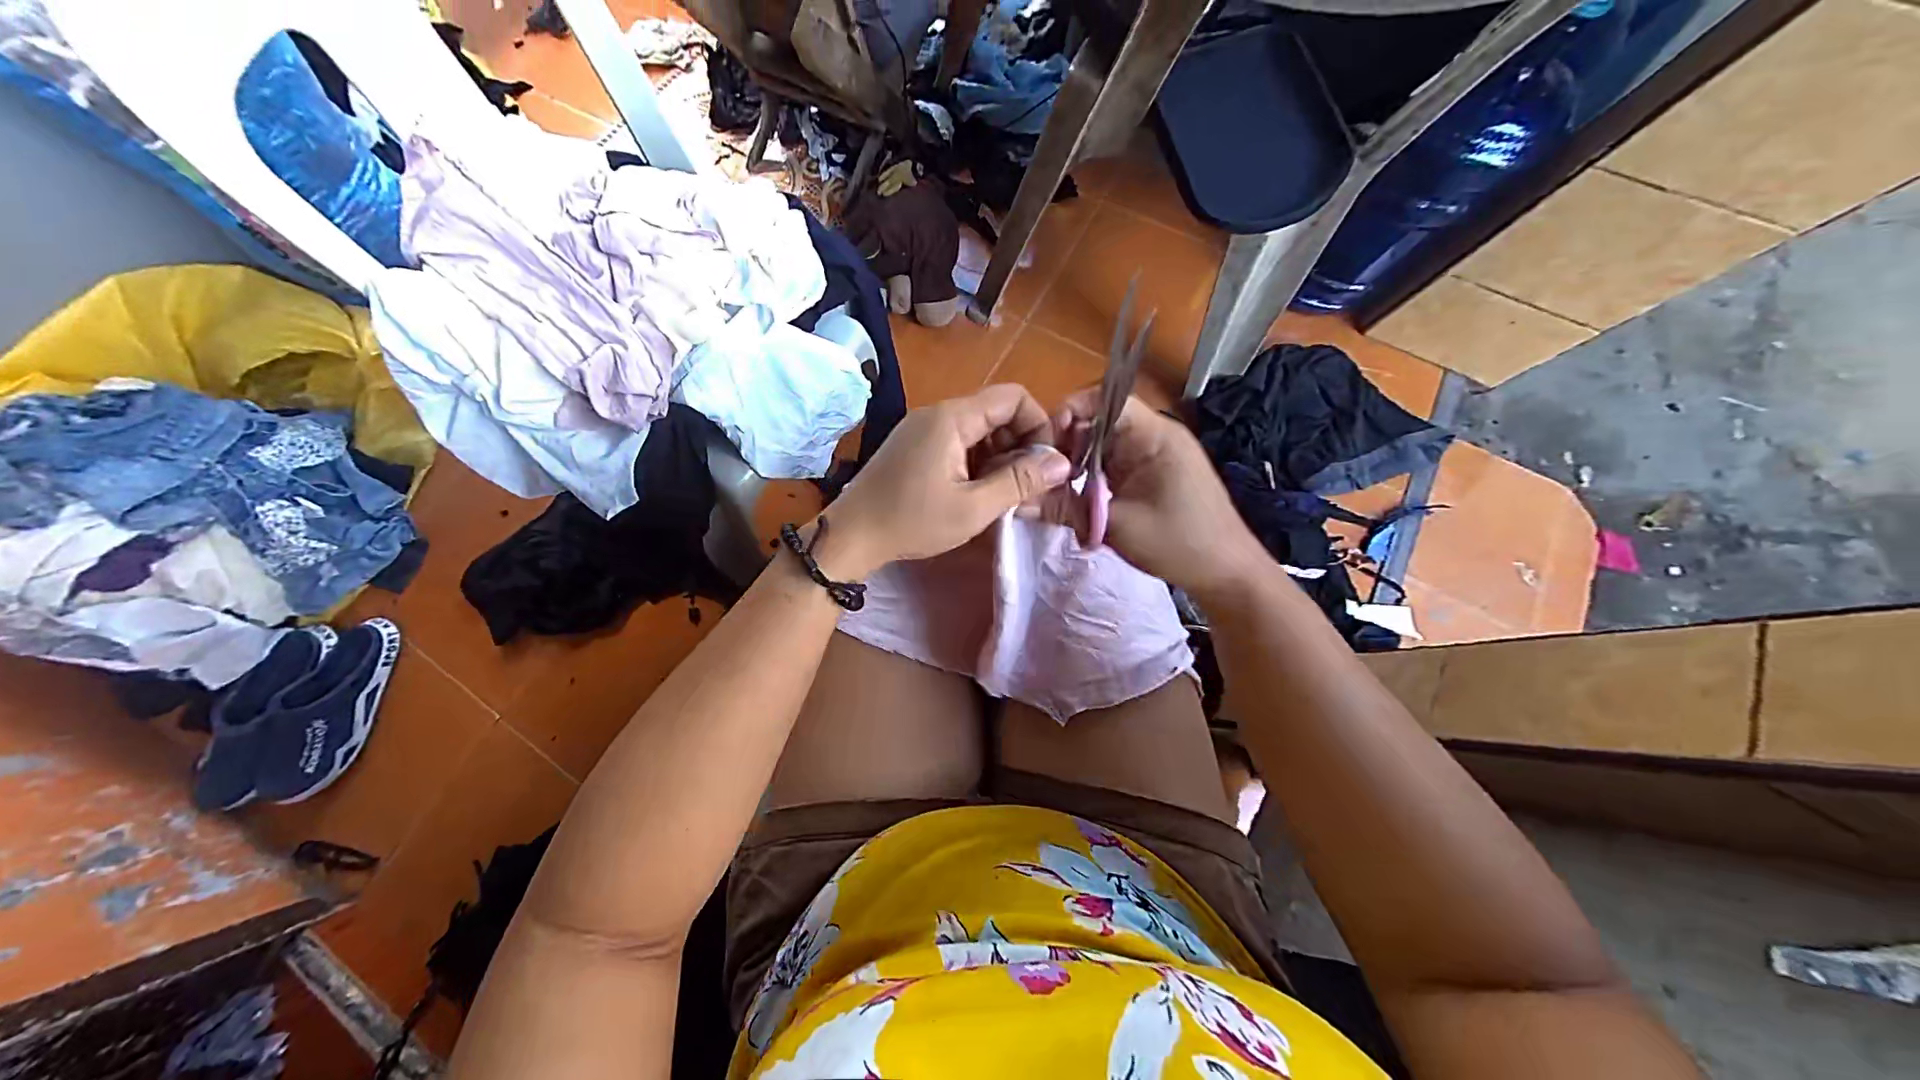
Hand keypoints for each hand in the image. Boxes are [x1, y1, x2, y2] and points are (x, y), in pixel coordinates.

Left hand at [820, 384, 1072, 577]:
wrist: (851, 536)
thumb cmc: (912, 523)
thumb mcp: (973, 508)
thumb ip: (1019, 482)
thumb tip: (1063, 463)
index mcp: (952, 418)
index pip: (1014, 397)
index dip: (1038, 426)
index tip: (1043, 465)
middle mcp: (938, 413)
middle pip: (997, 411)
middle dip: (1021, 445)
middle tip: (1026, 487)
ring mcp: (923, 428)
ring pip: (980, 429)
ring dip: (1000, 457)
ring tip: (1003, 495)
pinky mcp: (915, 445)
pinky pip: (960, 441)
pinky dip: (978, 461)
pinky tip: (977, 493)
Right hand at [1045, 391, 1267, 599]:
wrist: (1227, 573)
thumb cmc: (1178, 543)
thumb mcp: (1116, 526)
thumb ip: (1066, 509)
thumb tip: (1019, 502)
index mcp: (1154, 435)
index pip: (1105, 400)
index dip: (1070, 413)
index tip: (1045, 444)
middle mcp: (1156, 436)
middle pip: (1100, 423)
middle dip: (1069, 445)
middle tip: (1044, 475)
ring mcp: (1157, 455)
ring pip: (1105, 446)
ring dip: (1081, 466)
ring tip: (1059, 491)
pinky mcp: (1155, 474)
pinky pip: (1116, 464)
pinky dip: (1096, 479)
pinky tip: (1082, 502)